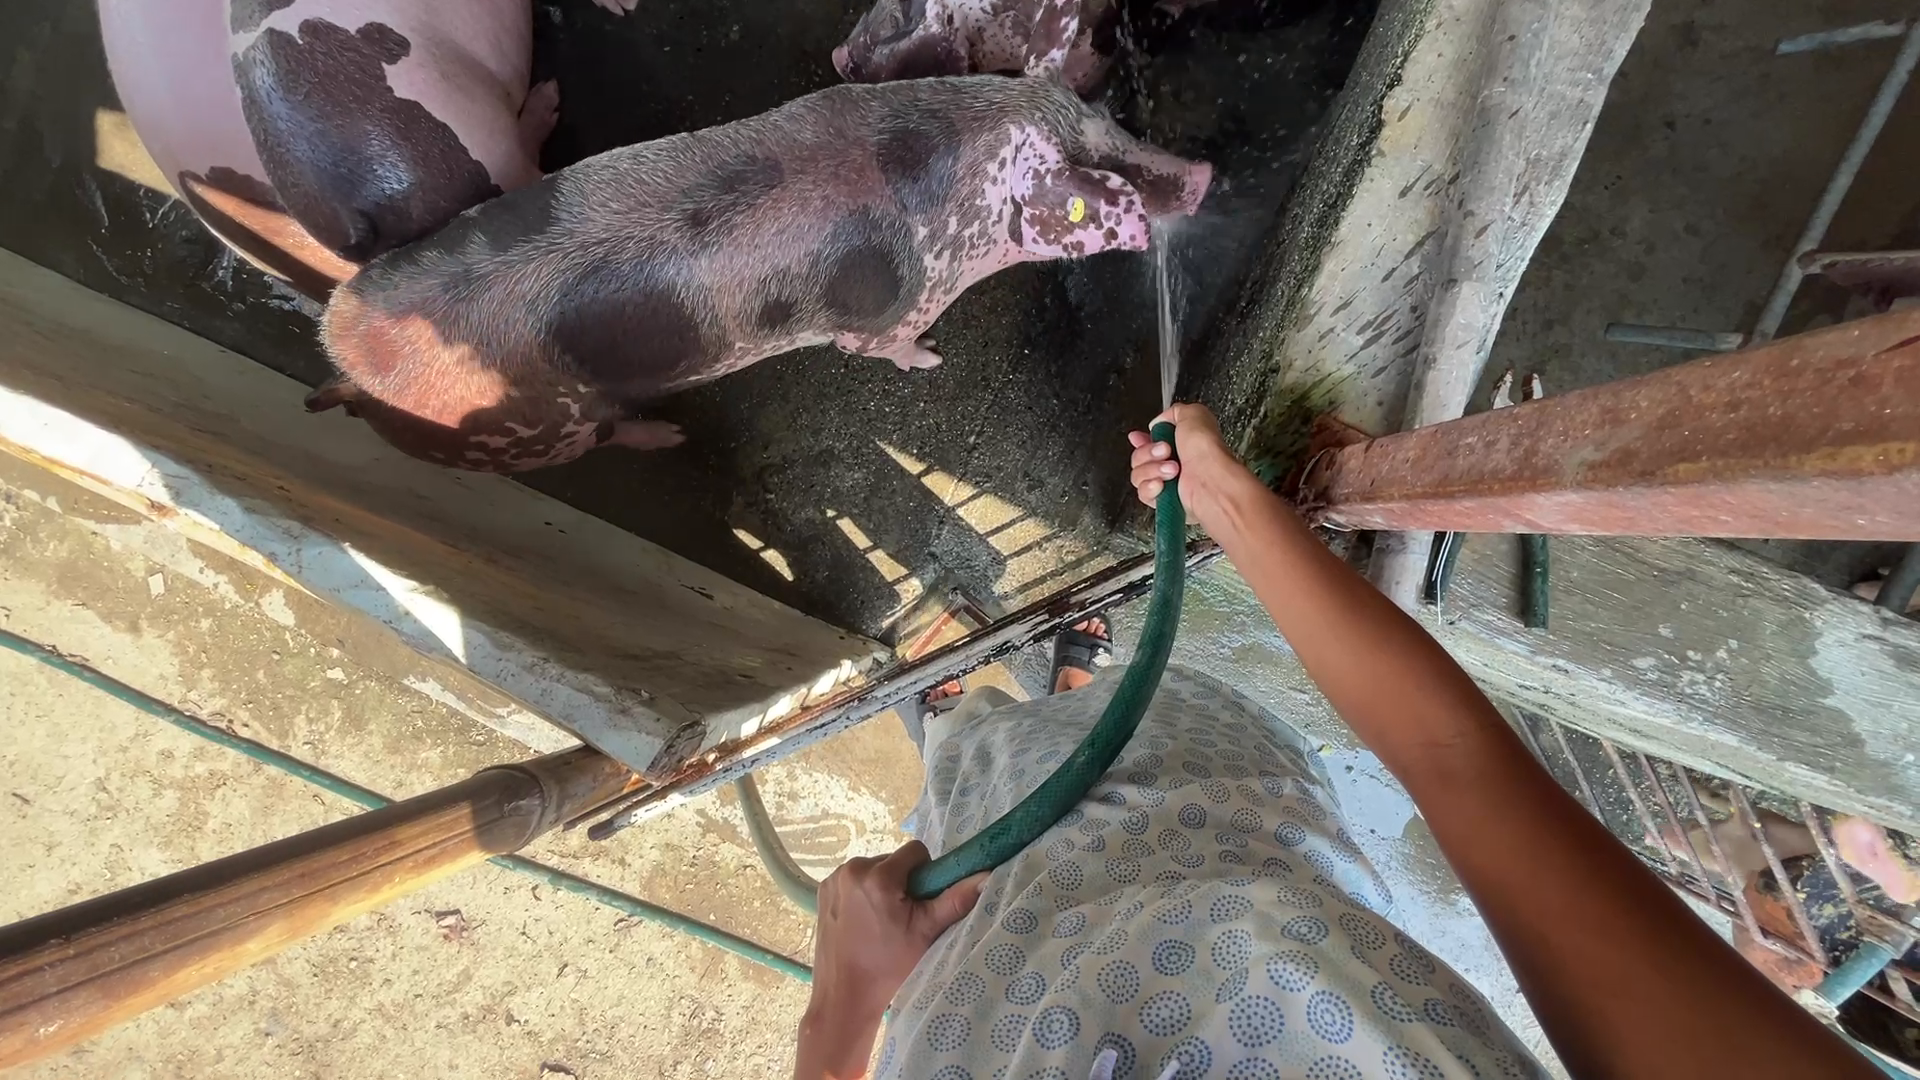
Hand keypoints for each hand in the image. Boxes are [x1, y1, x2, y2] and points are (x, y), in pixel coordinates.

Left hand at [798, 843, 985, 1078]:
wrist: (844, 997)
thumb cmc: (889, 966)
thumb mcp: (926, 932)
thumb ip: (956, 900)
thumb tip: (985, 875)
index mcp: (878, 876)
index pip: (915, 852)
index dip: (924, 874)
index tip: (920, 901)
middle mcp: (853, 869)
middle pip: (893, 860)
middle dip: (901, 881)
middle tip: (901, 916)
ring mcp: (834, 878)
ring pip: (874, 868)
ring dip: (881, 885)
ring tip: (880, 920)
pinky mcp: (823, 888)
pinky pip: (854, 878)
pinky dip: (862, 891)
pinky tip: (862, 919)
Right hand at [1127, 402, 1260, 533]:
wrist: (1209, 481)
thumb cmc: (1206, 452)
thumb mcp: (1193, 414)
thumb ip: (1173, 412)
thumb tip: (1159, 422)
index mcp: (1180, 442)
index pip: (1150, 440)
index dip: (1142, 439)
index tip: (1138, 437)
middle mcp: (1173, 462)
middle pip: (1138, 456)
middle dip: (1147, 452)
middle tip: (1166, 451)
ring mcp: (1167, 481)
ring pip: (1137, 475)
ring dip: (1152, 469)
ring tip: (1172, 470)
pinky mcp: (1163, 500)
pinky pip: (1142, 492)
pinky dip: (1150, 487)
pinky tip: (1163, 485)